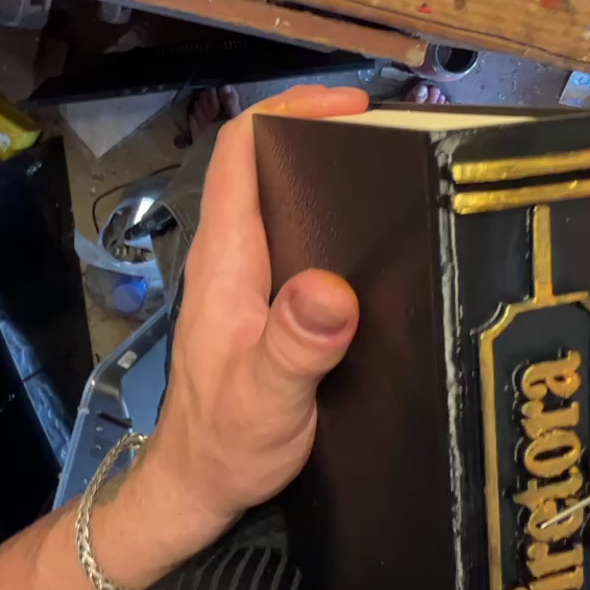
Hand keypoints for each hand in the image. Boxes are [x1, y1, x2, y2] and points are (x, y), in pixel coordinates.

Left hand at [122, 85, 368, 557]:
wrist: (197, 482)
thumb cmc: (226, 441)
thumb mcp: (266, 398)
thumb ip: (294, 345)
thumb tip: (333, 288)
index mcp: (226, 257)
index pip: (239, 151)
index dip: (288, 111)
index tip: (351, 106)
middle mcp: (231, 252)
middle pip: (261, 163)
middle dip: (316, 131)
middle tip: (388, 132)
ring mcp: (243, 275)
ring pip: (277, 196)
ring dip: (324, 170)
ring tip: (391, 170)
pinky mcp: (260, 297)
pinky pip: (292, 233)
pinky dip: (327, 213)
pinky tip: (371, 235)